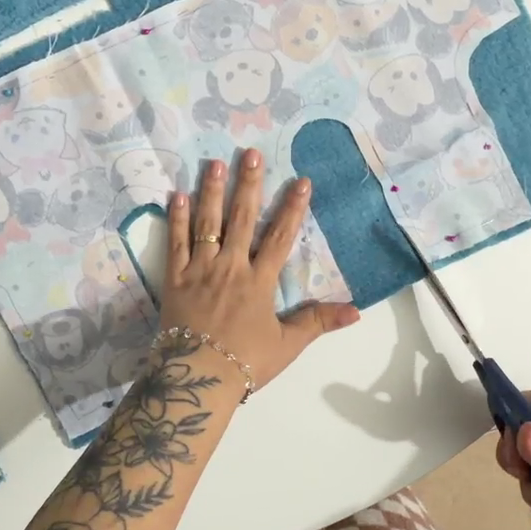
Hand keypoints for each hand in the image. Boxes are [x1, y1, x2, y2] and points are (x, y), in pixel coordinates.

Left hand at [160, 148, 360, 388]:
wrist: (197, 376)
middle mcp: (231, 266)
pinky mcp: (175, 277)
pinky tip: (177, 195)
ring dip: (212, 191)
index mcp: (260, 281)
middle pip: (242, 218)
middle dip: (249, 184)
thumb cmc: (245, 362)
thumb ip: (318, 321)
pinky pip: (176, 242)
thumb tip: (356, 310)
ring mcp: (200, 269)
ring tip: (214, 163)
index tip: (301, 181)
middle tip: (250, 153)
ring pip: (208, 223)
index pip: (280, 237)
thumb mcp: (287, 344)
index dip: (292, 208)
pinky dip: (176, 218)